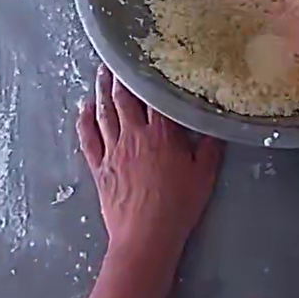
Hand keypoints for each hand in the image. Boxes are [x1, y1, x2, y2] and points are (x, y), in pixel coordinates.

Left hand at [77, 65, 222, 262]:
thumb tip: (215, 124)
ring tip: (100, 73)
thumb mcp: (203, 176)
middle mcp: (134, 135)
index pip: (153, 97)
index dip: (148, 77)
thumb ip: (209, 147)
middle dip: (119, 77)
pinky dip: (84, 121)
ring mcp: (113, 150)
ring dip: (102, 91)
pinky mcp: (99, 166)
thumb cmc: (177, 206)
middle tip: (115, 59)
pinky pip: (88, 138)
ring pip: (105, 112)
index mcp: (160, 134)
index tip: (145, 60)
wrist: (145, 238)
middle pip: (124, 98)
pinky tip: (83, 107)